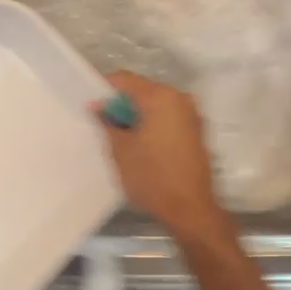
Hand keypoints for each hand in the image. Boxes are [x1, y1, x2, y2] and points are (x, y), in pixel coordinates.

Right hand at [94, 71, 226, 237]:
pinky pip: (168, 119)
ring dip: (138, 117)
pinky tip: (143, 148)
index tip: (93, 108)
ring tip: (124, 140)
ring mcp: (193, 115)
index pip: (124, 79)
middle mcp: (180, 99)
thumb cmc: (151, 177)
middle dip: (122, 105)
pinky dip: (154, 126)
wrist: (190, 210)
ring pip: (156, 106)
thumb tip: (97, 105)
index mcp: (160, 97)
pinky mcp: (197, 132)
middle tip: (105, 127)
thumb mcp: (120, 150)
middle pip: (142, 91)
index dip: (104, 90)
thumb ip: (107, 122)